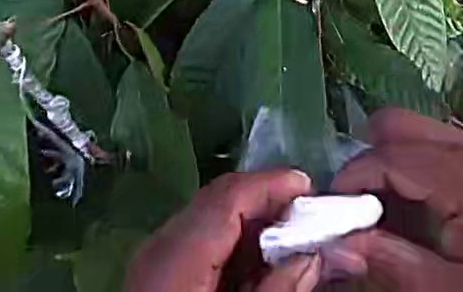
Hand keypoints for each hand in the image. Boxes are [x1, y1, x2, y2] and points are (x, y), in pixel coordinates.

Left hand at [125, 168, 322, 291]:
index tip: (308, 185)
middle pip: (218, 201)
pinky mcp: (155, 278)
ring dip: (250, 223)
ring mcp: (153, 261)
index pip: (229, 196)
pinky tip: (257, 264)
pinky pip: (198, 242)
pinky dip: (231, 244)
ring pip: (209, 218)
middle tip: (306, 214)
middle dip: (265, 202)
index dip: (271, 184)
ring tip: (290, 239)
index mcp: (175, 256)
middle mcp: (159, 247)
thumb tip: (309, 258)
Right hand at [331, 109, 462, 291]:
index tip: (326, 218)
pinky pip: (427, 145)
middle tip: (353, 216)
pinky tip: (407, 215)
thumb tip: (335, 243)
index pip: (384, 158)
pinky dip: (406, 169)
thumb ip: (391, 262)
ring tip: (375, 219)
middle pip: (393, 125)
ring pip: (408, 131)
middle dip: (365, 164)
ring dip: (384, 166)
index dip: (348, 185)